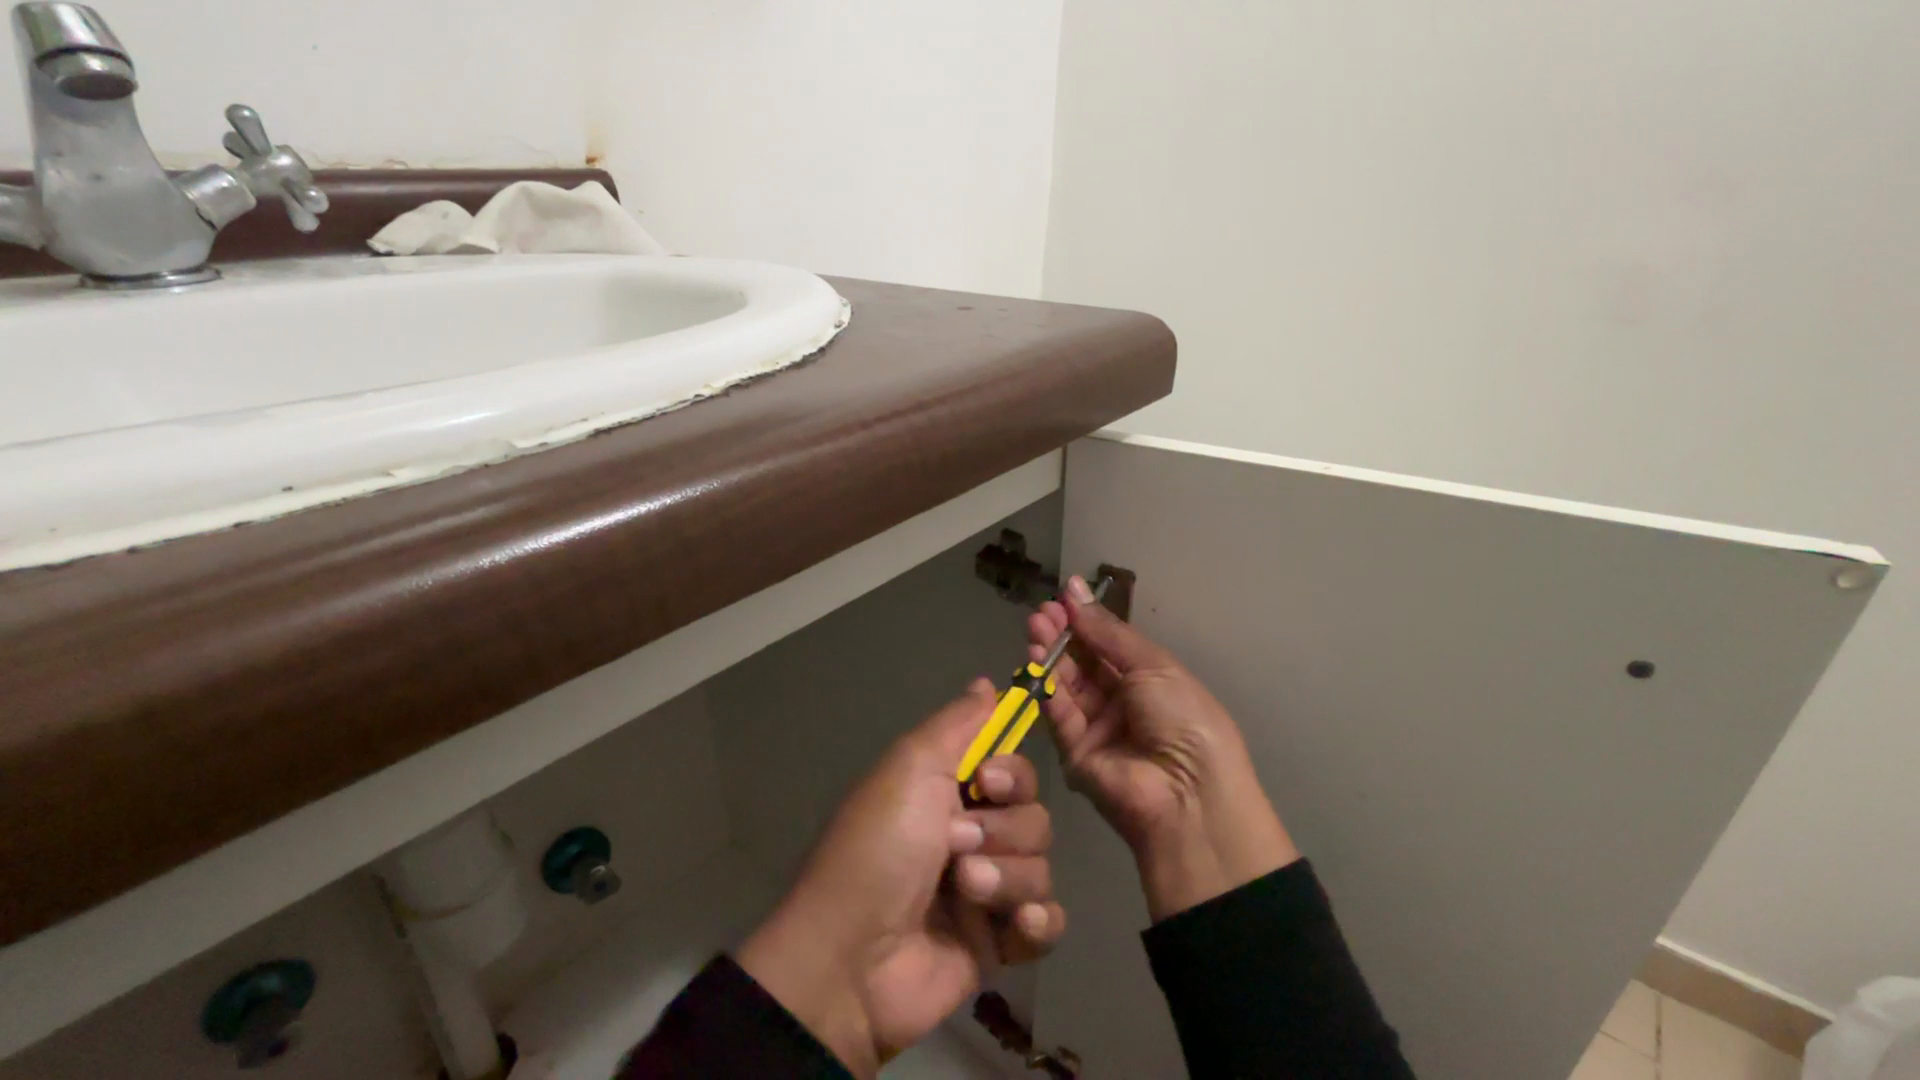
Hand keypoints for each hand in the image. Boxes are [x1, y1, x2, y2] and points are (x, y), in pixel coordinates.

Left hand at [736, 680, 1065, 1076]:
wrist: (853, 958)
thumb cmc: (879, 849)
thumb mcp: (910, 768)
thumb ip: (957, 724)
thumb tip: (988, 682)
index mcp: (947, 795)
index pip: (1014, 771)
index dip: (1011, 774)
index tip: (987, 783)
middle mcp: (971, 837)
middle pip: (1035, 817)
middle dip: (1004, 831)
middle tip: (956, 846)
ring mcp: (988, 892)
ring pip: (1042, 868)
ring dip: (1007, 877)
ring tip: (964, 890)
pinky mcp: (1000, 944)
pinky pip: (1048, 922)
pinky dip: (1036, 922)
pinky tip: (1015, 926)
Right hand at [1030, 575, 1300, 921]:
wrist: (1189, 794)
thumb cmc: (1184, 719)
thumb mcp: (1153, 665)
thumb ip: (1107, 631)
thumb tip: (1073, 588)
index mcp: (1150, 681)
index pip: (1108, 646)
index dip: (1085, 622)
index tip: (1061, 597)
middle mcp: (1122, 704)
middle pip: (1083, 664)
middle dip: (1063, 636)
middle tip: (1041, 613)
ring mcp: (1097, 730)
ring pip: (1066, 687)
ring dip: (1050, 656)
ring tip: (1036, 627)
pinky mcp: (1074, 755)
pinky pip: (1058, 716)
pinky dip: (1046, 688)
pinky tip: (1035, 658)